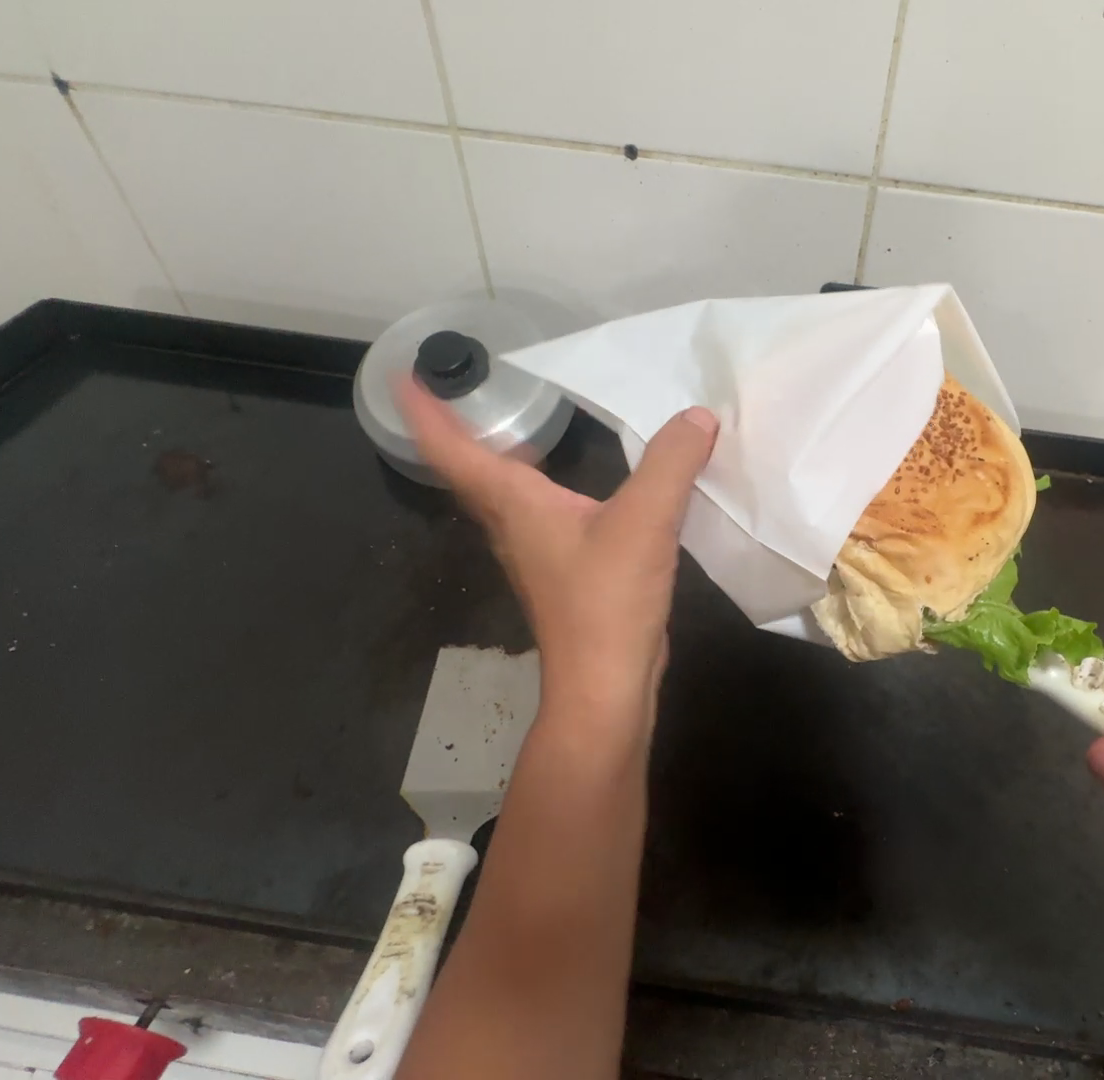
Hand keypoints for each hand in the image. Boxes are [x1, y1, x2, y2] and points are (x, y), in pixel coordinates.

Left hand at [397, 378, 717, 710]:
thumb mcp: (645, 521)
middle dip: (458, 429)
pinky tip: (569, 485)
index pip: (453, 450)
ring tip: (510, 422)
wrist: (606, 684)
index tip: (407, 372)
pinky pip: (540, 515)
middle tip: (461, 387)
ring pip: (505, 496)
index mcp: (515, 505)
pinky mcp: (564, 574)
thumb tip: (697, 415)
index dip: (427, 410)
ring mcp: (537, 554)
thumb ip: (671, 462)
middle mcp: (514, 526)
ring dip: (497, 458)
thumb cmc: (607, 601)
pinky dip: (540, 487)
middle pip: (472, 471)